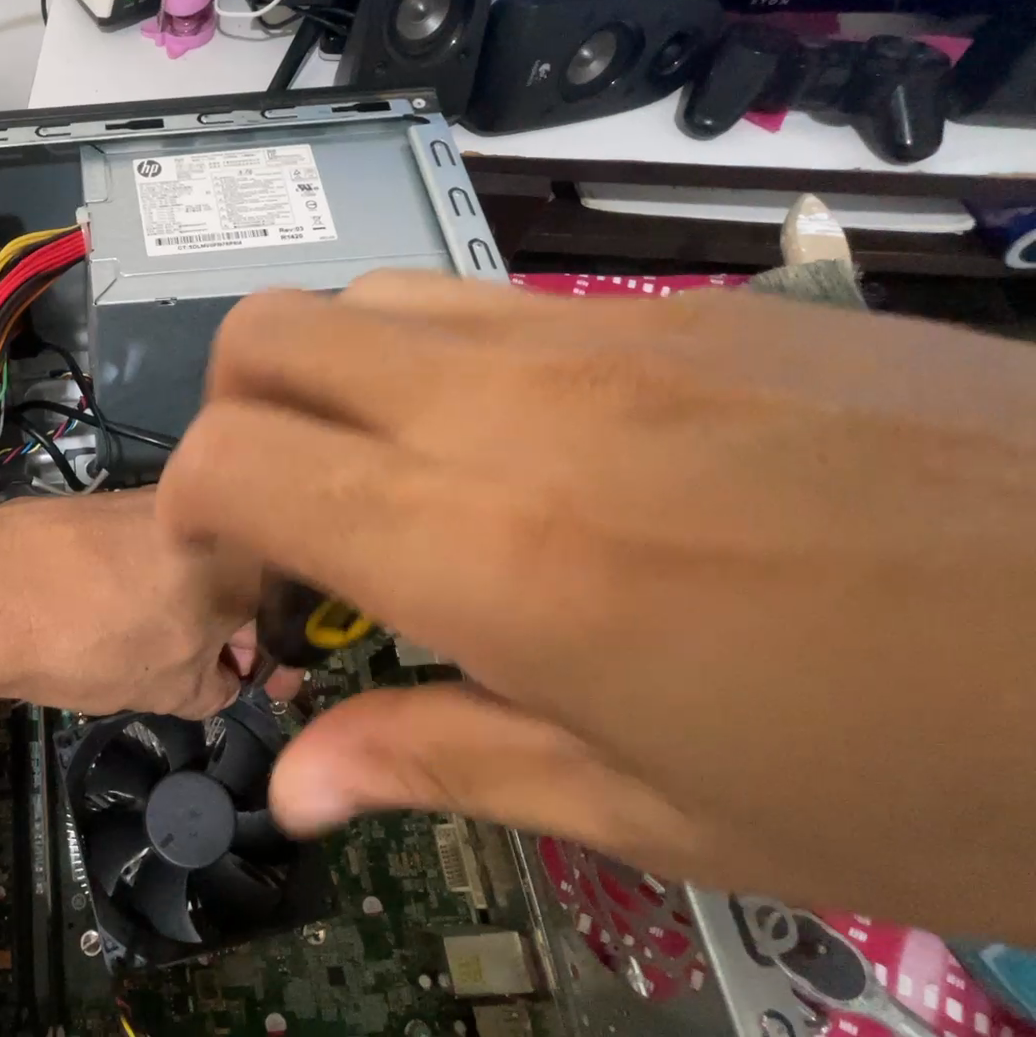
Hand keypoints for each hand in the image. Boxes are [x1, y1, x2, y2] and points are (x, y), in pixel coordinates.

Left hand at [0, 490, 300, 718]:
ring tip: (160, 646)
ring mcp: (155, 498)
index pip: (292, 610)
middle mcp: (208, 510)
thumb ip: (218, 686)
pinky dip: (157, 579)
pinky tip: (123, 612)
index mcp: (244, 552)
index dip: (284, 654)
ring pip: (202, 556)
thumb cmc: (88, 641)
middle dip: (241, 626)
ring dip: (198, 602)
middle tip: (217, 670)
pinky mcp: (108, 499)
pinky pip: (157, 543)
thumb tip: (229, 679)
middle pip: (249, 574)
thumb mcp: (170, 687)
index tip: (272, 680)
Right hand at [158, 272, 1035, 941]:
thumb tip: (297, 791)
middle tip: (290, 521)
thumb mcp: (650, 811)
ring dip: (325, 386)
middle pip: (265, 336)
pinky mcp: (671, 306)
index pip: (229, 459)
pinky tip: (515, 452)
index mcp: (481, 547)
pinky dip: (430, 367)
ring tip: (387, 482)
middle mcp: (507, 408)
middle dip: (232, 422)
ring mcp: (593, 334)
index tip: (230, 576)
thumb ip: (432, 763)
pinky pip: (477, 303)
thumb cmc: (925, 774)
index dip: (188, 510)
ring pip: (360, 302)